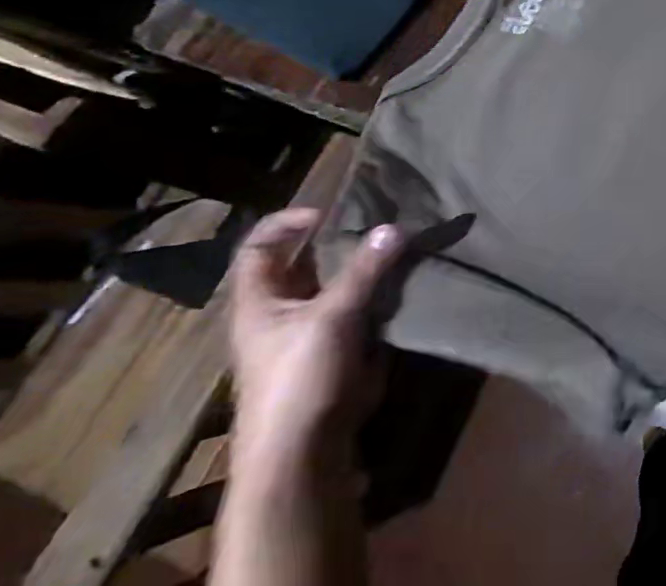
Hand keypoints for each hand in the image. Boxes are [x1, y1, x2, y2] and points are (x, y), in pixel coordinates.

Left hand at [228, 208, 405, 459]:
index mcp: (259, 302)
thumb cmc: (299, 378)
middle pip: (305, 264)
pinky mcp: (340, 350)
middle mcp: (281, 312)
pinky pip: (360, 310)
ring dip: (366, 268)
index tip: (329, 212)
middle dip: (340, 242)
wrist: (303, 451)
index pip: (259, 248)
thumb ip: (364, 271)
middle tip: (380, 222)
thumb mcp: (332, 318)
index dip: (286, 224)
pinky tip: (406, 283)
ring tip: (400, 246)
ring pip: (338, 286)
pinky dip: (380, 294)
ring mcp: (311, 332)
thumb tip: (394, 227)